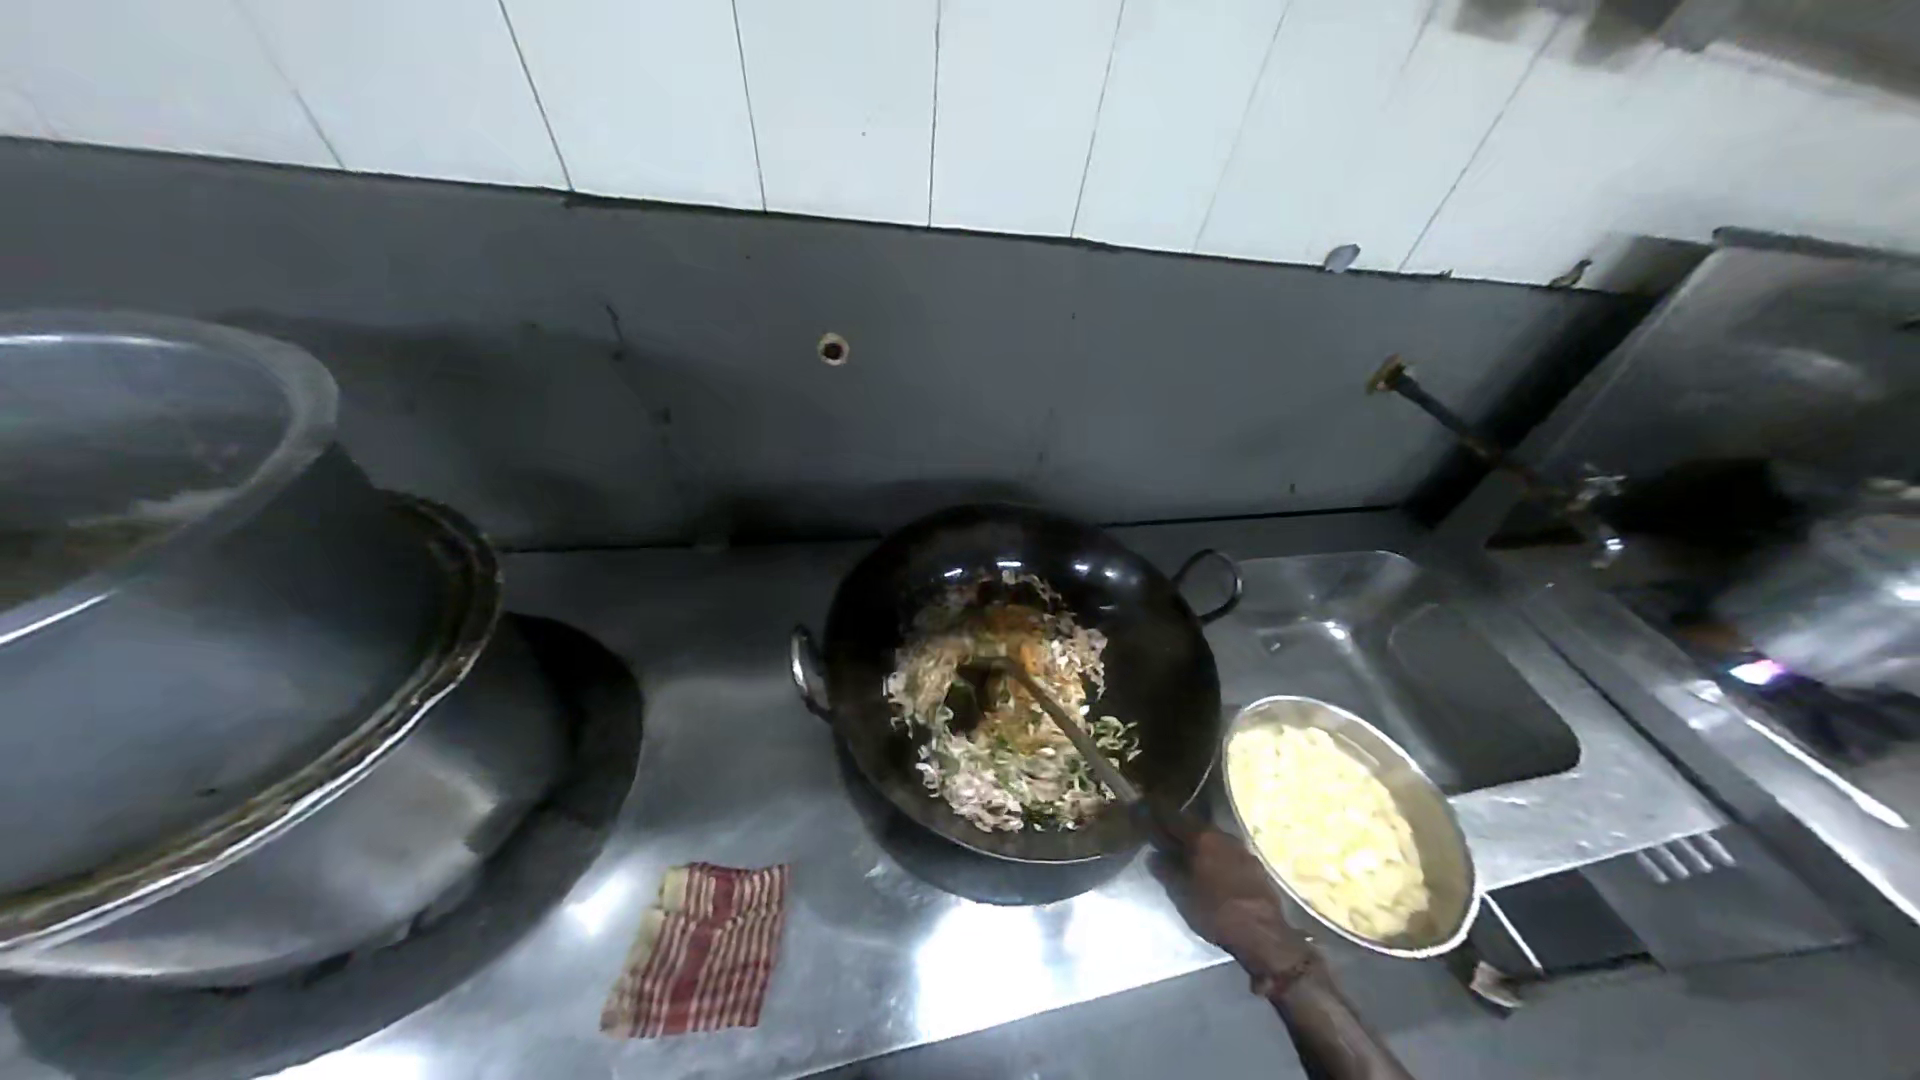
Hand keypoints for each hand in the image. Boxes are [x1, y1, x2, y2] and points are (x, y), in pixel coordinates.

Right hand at [1146, 802, 1319, 997]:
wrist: (1264, 935)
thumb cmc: (1216, 912)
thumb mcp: (1182, 894)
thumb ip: (1166, 871)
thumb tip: (1154, 856)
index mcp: (1200, 837)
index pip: (1172, 818)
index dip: (1157, 815)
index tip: (1145, 811)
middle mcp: (1222, 836)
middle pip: (1194, 826)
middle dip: (1178, 829)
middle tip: (1165, 835)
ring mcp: (1242, 849)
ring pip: (1213, 839)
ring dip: (1199, 842)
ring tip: (1187, 852)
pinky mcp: (1255, 866)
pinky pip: (1227, 852)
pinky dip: (1215, 855)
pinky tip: (1212, 868)